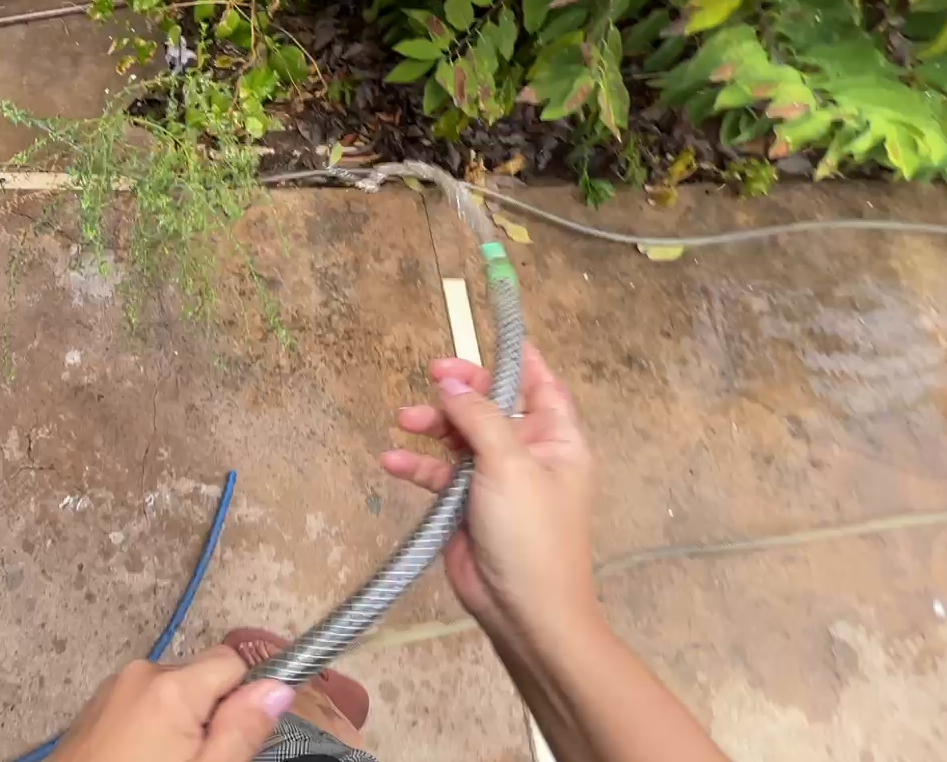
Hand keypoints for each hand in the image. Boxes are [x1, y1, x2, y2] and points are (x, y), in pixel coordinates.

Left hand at [48, 647, 295, 761]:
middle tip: (203, 761)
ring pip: (171, 691)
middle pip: (200, 675)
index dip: (246, 697)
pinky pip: (143, 702)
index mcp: (172, 686)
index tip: (242, 737)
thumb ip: (242, 730)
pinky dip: (153, 726)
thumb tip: (279, 686)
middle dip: (211, 713)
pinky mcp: (97, 704)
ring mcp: (114, 686)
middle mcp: (142, 672)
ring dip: (182, 722)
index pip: (231, 661)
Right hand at [379, 345, 595, 644]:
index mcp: (555, 440)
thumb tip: (452, 378)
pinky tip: (392, 461)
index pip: (541, 386)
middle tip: (431, 375)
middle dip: (459, 390)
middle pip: (488, 404)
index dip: (519, 359)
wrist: (523, 610)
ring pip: (456, 434)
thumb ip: (479, 416)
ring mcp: (493, 477)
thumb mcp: (510, 466)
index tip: (491, 334)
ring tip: (403, 421)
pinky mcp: (463, 501)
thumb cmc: (531, 533)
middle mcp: (525, 452)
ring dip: (429, 425)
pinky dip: (414, 463)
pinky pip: (436, 471)